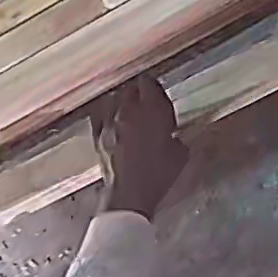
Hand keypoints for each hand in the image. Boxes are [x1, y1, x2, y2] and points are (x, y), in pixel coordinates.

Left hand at [90, 75, 188, 219]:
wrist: (130, 194)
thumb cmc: (159, 174)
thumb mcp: (180, 154)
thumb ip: (176, 136)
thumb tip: (172, 135)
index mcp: (151, 111)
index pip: (149, 83)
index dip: (155, 87)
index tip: (159, 96)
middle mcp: (128, 110)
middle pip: (130, 88)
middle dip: (139, 94)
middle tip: (147, 106)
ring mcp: (109, 121)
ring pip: (113, 98)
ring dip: (122, 102)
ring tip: (129, 112)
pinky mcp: (97, 134)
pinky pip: (100, 114)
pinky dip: (107, 113)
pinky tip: (112, 121)